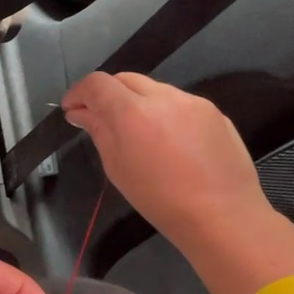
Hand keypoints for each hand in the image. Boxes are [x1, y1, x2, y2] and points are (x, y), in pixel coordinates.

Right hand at [61, 72, 272, 249]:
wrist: (222, 215)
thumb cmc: (159, 198)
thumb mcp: (116, 167)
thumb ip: (98, 131)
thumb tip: (81, 113)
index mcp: (132, 112)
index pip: (97, 83)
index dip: (79, 92)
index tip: (72, 109)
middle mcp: (163, 98)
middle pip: (125, 79)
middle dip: (107, 94)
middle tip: (99, 118)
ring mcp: (193, 102)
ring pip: (153, 89)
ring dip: (136, 102)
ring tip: (136, 131)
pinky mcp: (214, 112)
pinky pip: (178, 102)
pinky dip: (163, 112)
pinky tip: (167, 140)